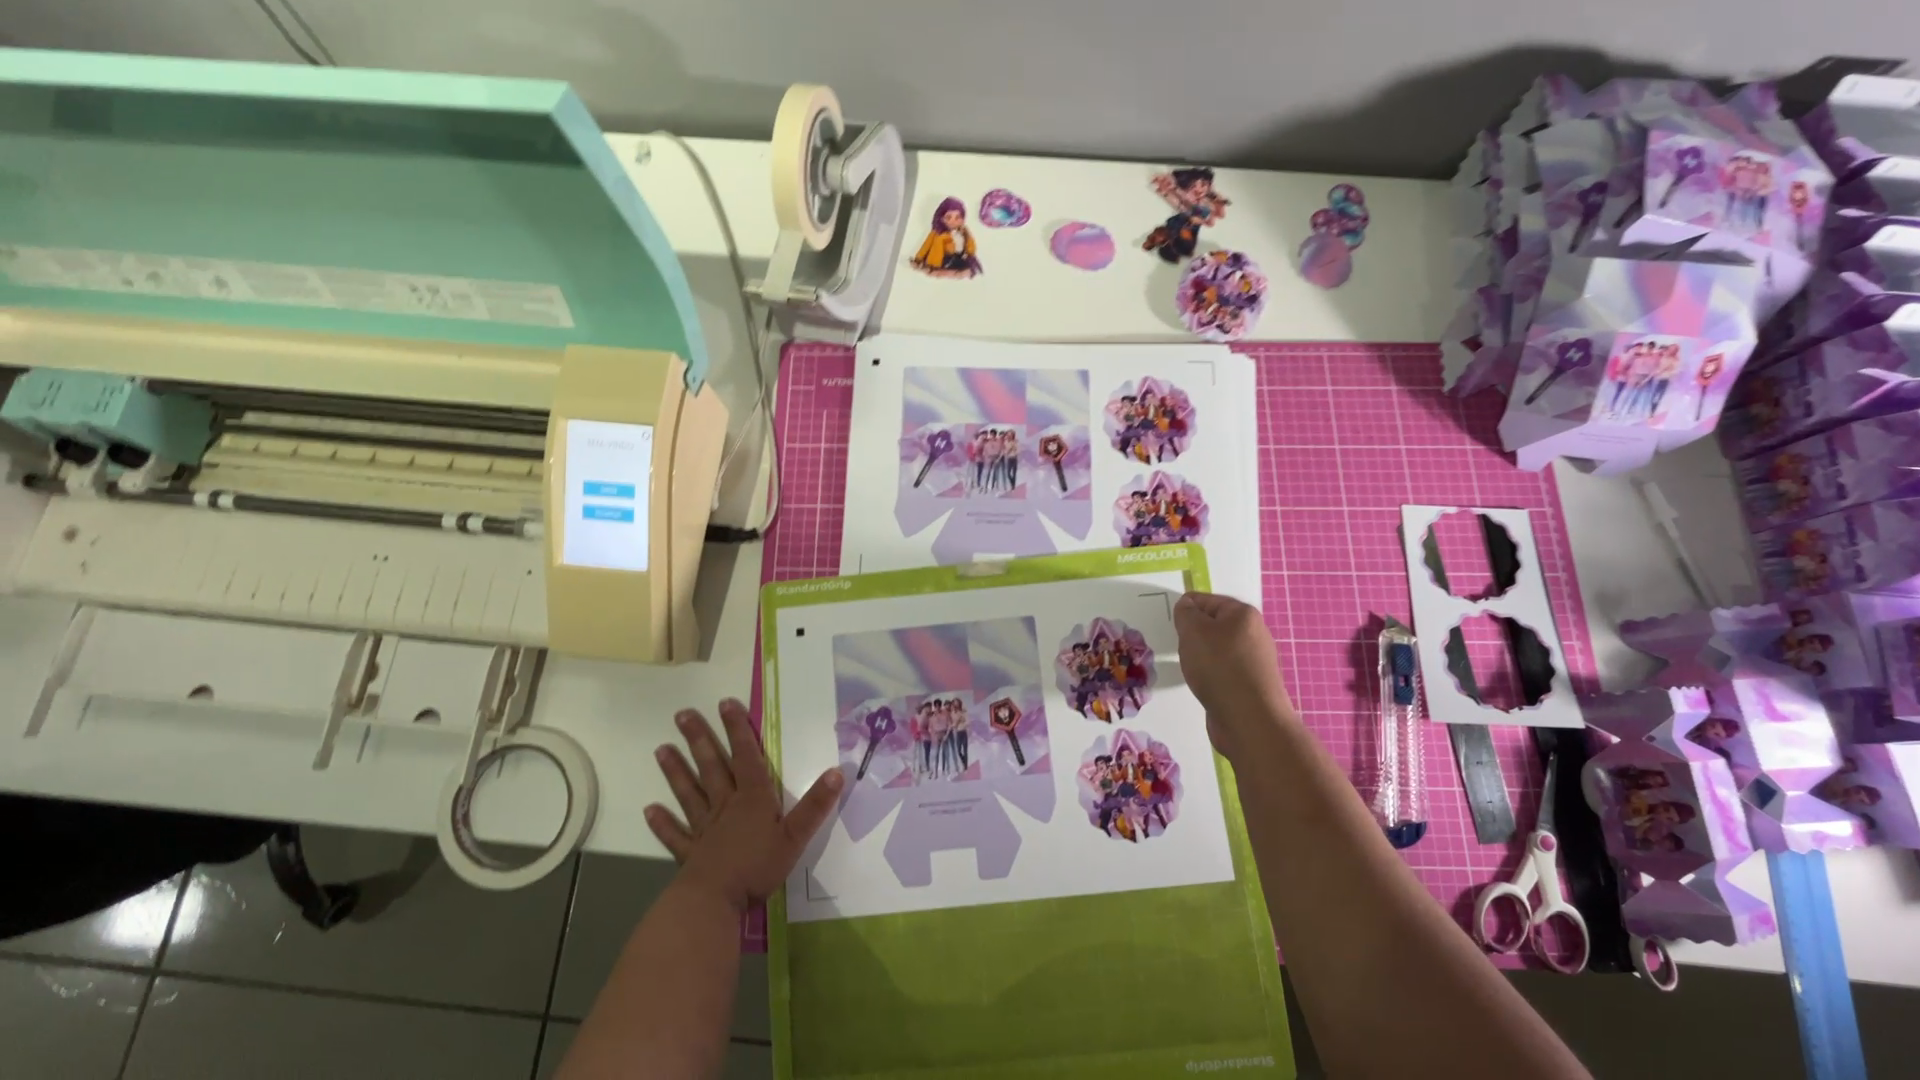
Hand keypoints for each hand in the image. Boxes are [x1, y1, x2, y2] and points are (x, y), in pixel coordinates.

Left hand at [647, 699, 842, 912]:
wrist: (714, 900)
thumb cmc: (757, 867)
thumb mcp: (795, 837)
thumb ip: (815, 805)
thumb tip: (837, 771)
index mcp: (753, 799)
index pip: (746, 757)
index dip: (738, 730)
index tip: (725, 704)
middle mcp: (725, 806)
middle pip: (712, 768)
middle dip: (700, 740)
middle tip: (683, 715)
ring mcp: (704, 829)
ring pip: (690, 793)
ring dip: (676, 772)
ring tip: (661, 749)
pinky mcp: (689, 853)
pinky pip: (675, 834)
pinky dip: (662, 822)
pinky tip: (649, 810)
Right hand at [1173, 592, 1295, 759]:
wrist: (1249, 720)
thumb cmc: (1219, 668)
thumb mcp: (1193, 631)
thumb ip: (1186, 613)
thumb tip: (1187, 606)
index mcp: (1242, 614)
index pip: (1205, 600)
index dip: (1185, 610)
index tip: (1172, 628)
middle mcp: (1252, 634)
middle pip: (1212, 626)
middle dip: (1192, 636)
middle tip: (1181, 649)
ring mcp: (1253, 661)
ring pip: (1216, 650)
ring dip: (1199, 658)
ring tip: (1191, 670)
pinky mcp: (1249, 684)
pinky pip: (1222, 671)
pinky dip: (1209, 676)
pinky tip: (1203, 686)